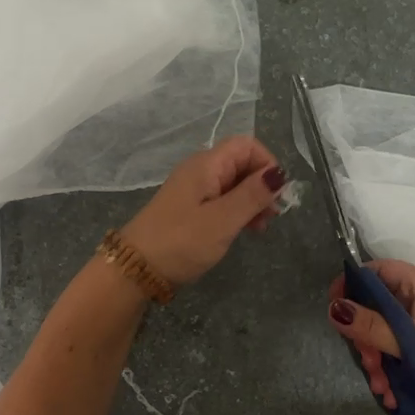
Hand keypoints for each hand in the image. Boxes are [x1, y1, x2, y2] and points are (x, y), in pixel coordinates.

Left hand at [119, 135, 285, 287]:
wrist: (136, 268)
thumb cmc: (181, 242)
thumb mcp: (223, 220)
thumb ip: (252, 195)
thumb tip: (279, 173)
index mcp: (206, 165)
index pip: (246, 145)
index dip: (267, 163)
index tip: (277, 193)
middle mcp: (199, 171)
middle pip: (241, 164)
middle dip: (262, 185)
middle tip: (272, 216)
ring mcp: (193, 191)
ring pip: (233, 185)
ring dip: (251, 202)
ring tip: (260, 229)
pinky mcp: (189, 210)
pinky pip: (221, 201)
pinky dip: (237, 212)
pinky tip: (243, 232)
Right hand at [326, 259, 414, 414]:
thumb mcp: (413, 341)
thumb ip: (372, 325)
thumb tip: (333, 308)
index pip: (379, 270)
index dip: (354, 283)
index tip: (334, 306)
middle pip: (375, 307)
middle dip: (364, 336)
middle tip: (365, 358)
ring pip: (380, 336)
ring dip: (374, 360)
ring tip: (380, 384)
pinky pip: (392, 356)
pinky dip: (387, 373)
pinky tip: (389, 393)